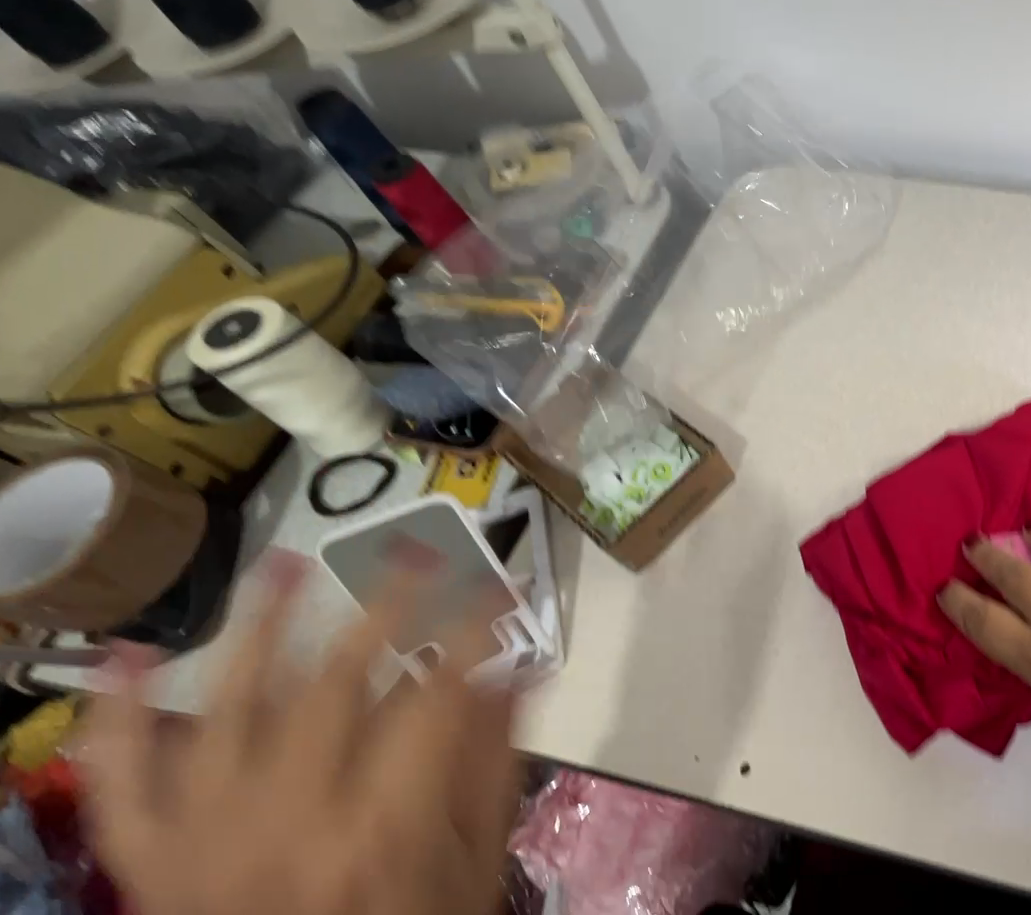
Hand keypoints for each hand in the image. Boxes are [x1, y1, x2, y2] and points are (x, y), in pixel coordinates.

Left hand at [78, 557, 521, 914]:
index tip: (502, 585)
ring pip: (224, 713)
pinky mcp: (150, 862)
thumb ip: (496, 765)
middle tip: (420, 558)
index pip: (438, 697)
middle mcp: (285, 825)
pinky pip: (122, 785)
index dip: (476, 628)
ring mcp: (203, 841)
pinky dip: (115, 720)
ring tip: (288, 563)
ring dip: (257, 629)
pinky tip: (133, 655)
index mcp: (382, 829)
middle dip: (384, 609)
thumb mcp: (475, 865)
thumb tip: (522, 670)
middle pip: (331, 689)